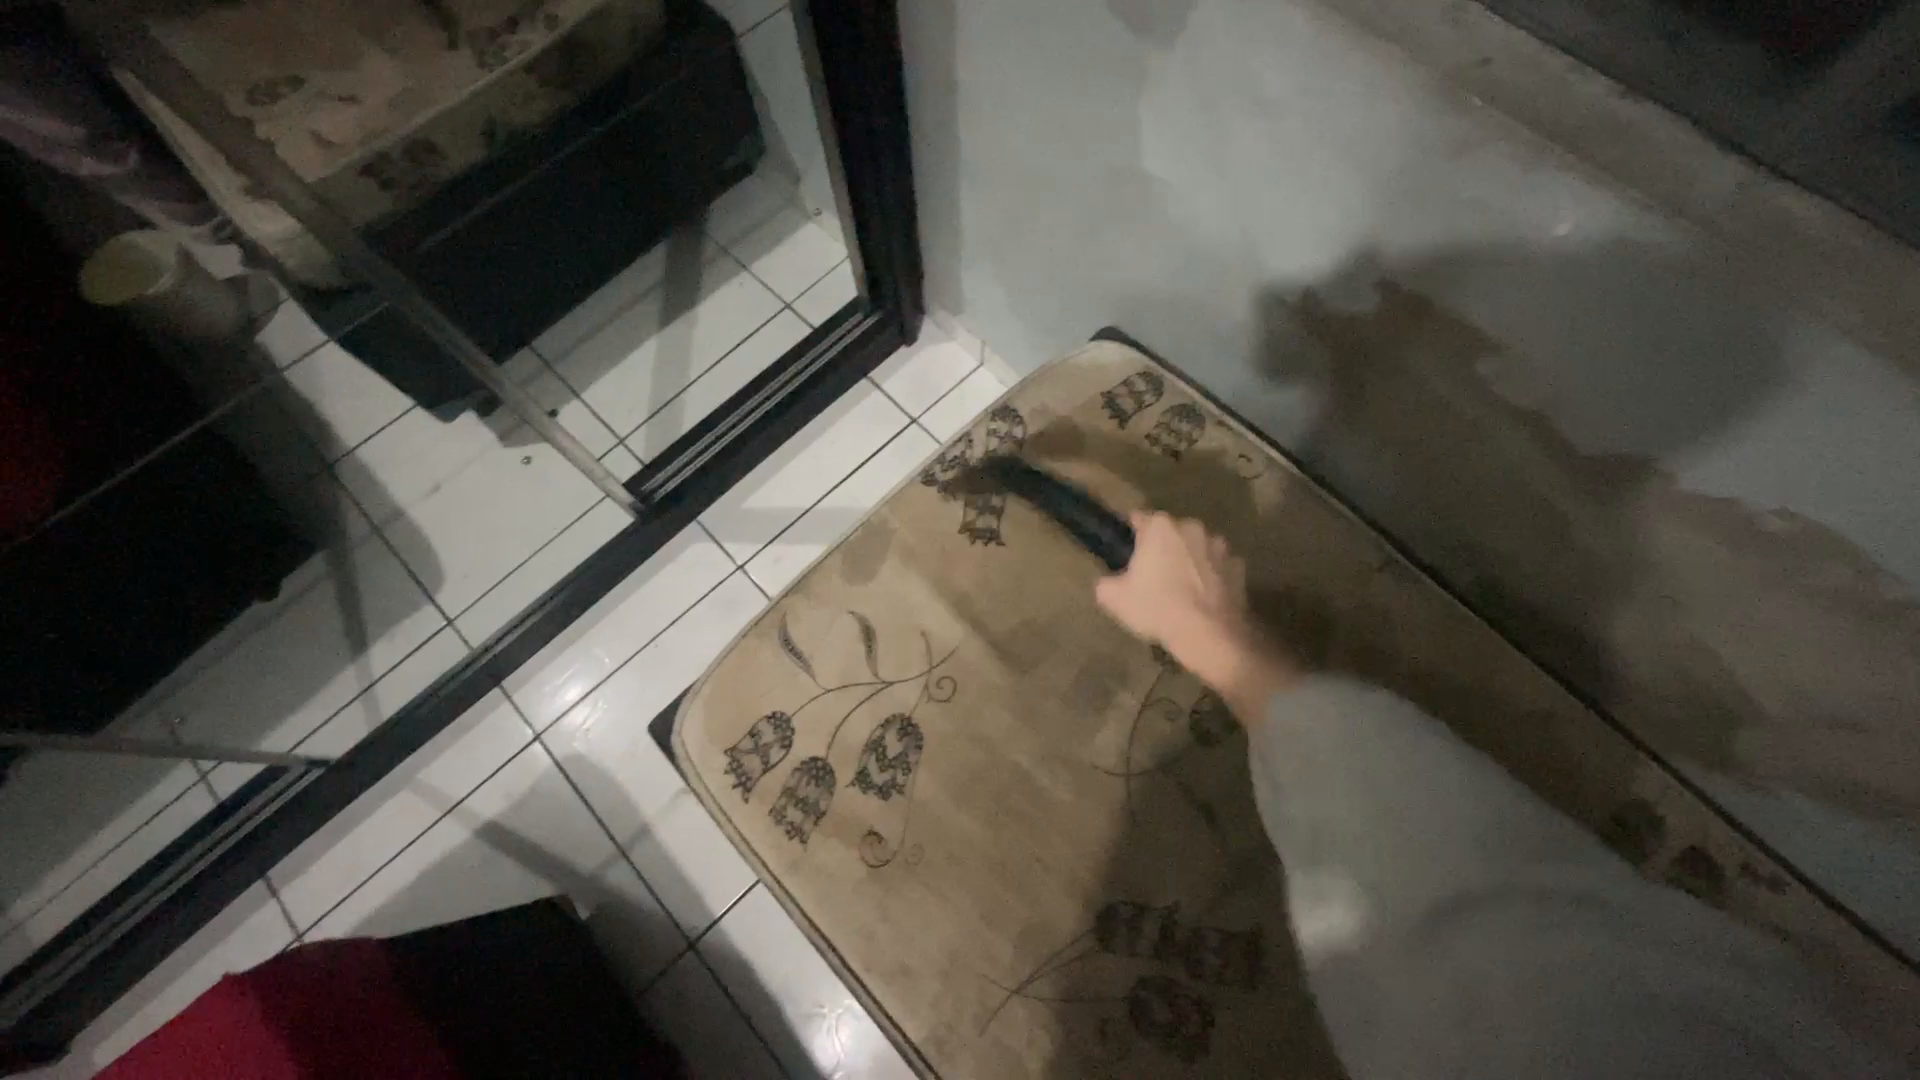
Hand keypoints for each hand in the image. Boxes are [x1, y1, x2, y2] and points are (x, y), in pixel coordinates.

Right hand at [1095, 512, 1251, 668]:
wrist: (1209, 634)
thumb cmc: (1157, 608)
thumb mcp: (1113, 598)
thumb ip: (1105, 582)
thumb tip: (1108, 581)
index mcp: (1160, 527)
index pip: (1138, 518)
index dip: (1130, 534)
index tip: (1126, 552)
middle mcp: (1192, 527)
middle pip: (1170, 532)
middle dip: (1162, 547)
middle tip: (1152, 575)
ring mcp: (1219, 546)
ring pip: (1196, 547)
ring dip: (1188, 560)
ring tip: (1181, 588)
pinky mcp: (1239, 567)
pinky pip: (1218, 567)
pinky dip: (1211, 576)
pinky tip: (1203, 598)